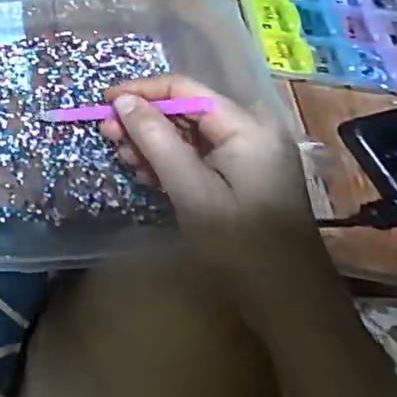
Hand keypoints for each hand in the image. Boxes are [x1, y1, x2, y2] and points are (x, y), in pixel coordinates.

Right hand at [100, 75, 325, 287]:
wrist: (291, 308)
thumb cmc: (242, 247)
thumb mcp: (190, 190)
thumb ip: (155, 139)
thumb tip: (123, 101)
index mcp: (247, 127)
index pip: (184, 89)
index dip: (141, 91)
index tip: (105, 102)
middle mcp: (251, 131)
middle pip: (185, 109)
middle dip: (143, 119)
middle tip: (108, 133)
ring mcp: (249, 154)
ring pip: (188, 132)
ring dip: (152, 141)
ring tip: (124, 157)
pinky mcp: (243, 175)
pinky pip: (198, 153)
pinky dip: (169, 159)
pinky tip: (145, 172)